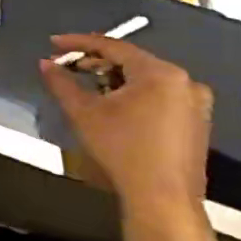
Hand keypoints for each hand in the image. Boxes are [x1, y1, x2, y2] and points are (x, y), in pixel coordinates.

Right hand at [39, 33, 212, 214]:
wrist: (162, 197)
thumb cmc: (121, 148)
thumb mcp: (84, 112)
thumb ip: (61, 82)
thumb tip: (45, 63)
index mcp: (160, 73)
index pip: (113, 47)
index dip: (79, 43)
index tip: (53, 43)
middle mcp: (184, 81)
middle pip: (131, 61)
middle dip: (95, 62)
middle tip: (65, 67)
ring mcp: (195, 102)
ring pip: (145, 78)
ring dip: (113, 78)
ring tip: (86, 86)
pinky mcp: (196, 120)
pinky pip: (159, 94)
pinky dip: (132, 92)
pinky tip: (112, 104)